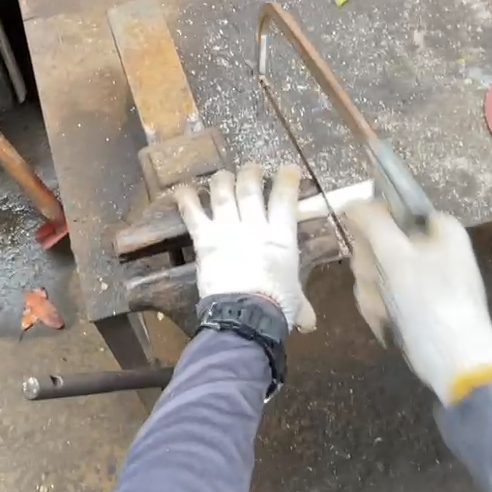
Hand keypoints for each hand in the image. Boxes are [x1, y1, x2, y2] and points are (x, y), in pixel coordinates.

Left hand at [174, 164, 316, 331]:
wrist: (245, 313)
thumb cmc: (275, 307)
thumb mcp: (294, 302)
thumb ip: (301, 305)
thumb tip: (309, 322)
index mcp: (281, 238)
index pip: (285, 199)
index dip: (287, 180)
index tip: (287, 169)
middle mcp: (254, 226)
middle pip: (251, 189)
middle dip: (250, 174)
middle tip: (250, 169)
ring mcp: (228, 229)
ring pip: (223, 193)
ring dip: (222, 180)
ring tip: (222, 175)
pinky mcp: (205, 238)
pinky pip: (193, 213)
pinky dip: (186, 200)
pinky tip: (181, 189)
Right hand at [345, 201, 491, 403]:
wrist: (453, 359)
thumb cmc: (430, 301)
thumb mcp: (398, 256)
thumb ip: (373, 223)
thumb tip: (352, 202)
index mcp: (441, 230)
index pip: (396, 209)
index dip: (377, 222)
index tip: (365, 238)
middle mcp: (432, 249)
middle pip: (380, 239)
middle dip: (370, 264)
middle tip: (377, 277)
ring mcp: (421, 277)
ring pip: (375, 267)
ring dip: (372, 288)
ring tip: (384, 306)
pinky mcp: (412, 301)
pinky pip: (380, 290)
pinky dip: (378, 304)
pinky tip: (384, 318)